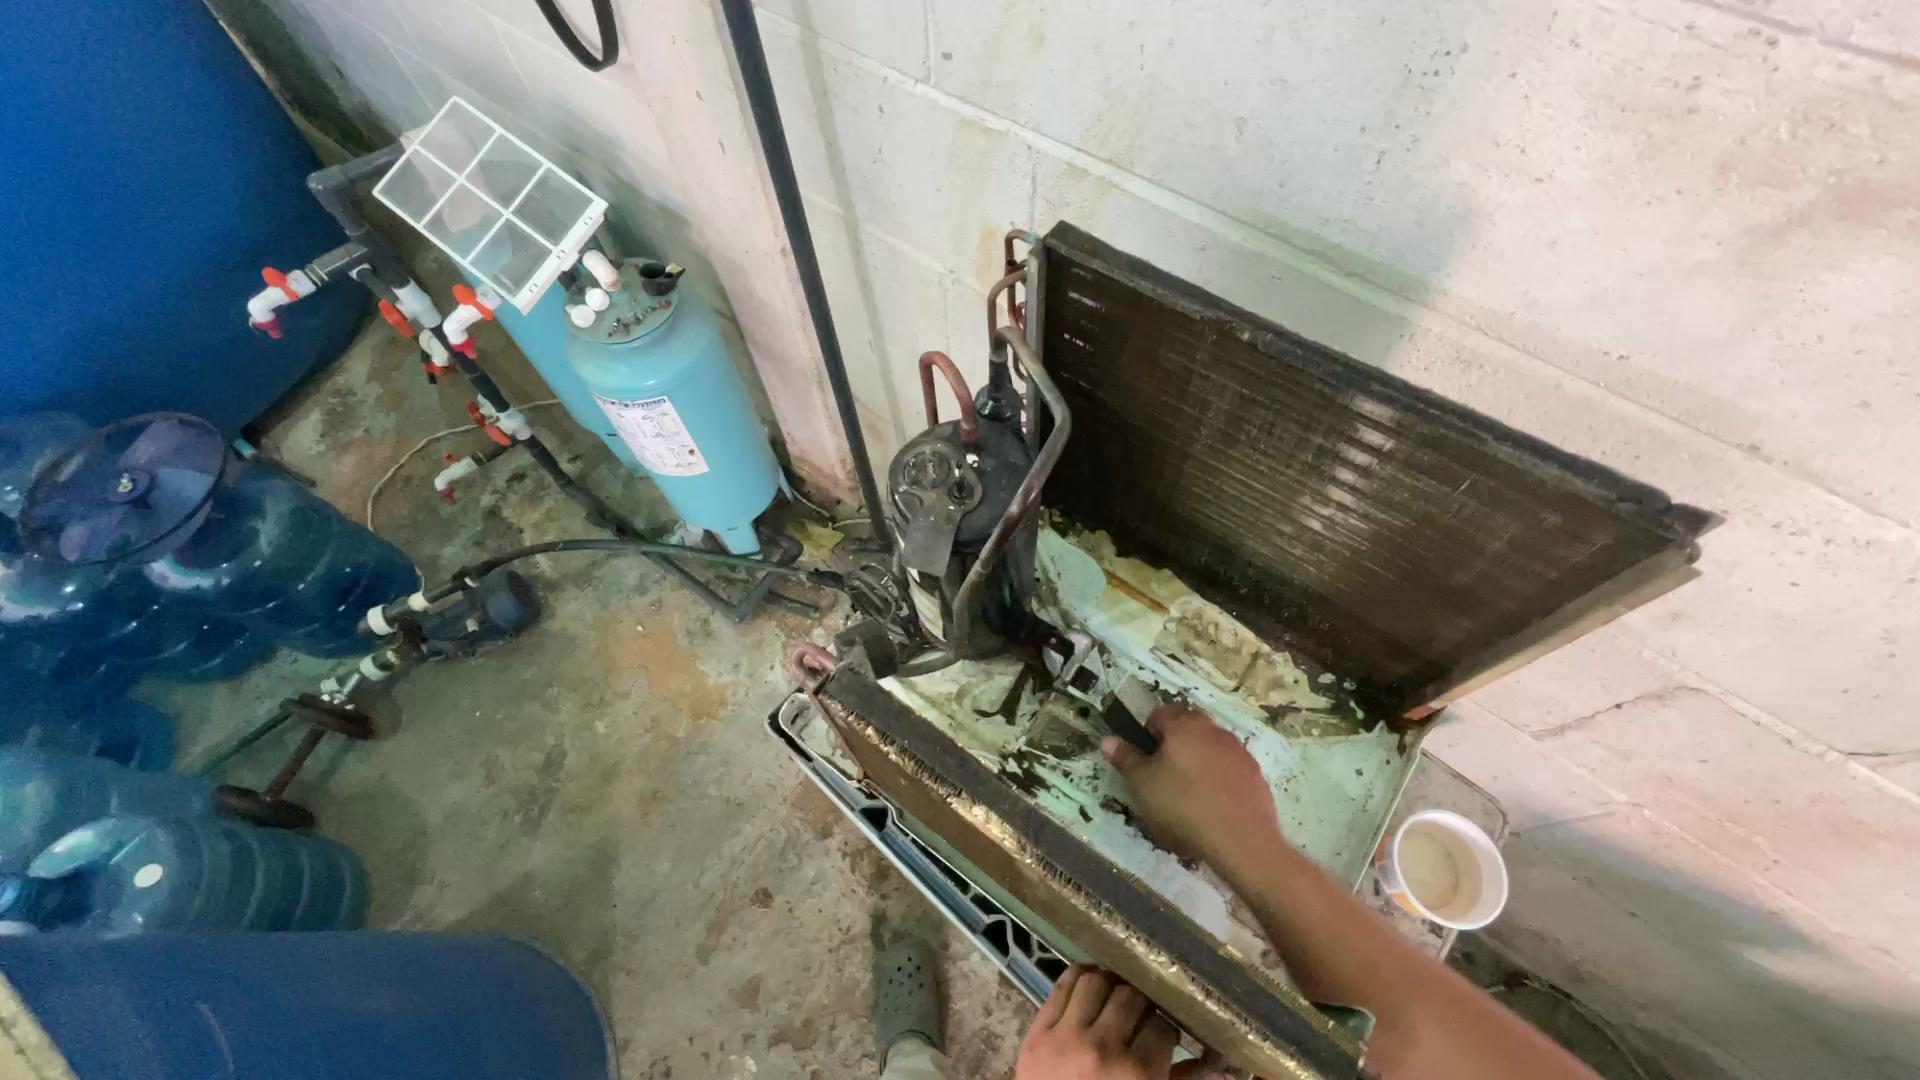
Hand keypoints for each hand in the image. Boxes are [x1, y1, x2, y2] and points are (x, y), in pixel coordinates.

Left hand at [1015, 967, 1183, 1079]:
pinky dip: (1078, 977)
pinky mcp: (1037, 1031)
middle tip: (1140, 1013)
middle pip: (1131, 997)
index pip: (1162, 1027)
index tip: (1164, 1031)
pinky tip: (1090, 986)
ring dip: (1110, 984)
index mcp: (1136, 1075)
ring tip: (1115, 996)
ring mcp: (1065, 1036)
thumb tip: (1226, 1070)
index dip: (1166, 1026)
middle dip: (1141, 1002)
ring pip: (1096, 981)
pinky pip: (1061, 985)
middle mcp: (1103, 1048)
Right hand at [1100, 704, 1281, 875]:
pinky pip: (1230, 771)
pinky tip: (1213, 809)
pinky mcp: (1257, 777)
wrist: (1241, 840)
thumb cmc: (1182, 805)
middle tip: (1163, 777)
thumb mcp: (1142, 784)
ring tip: (1189, 797)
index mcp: (1184, 726)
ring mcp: (1240, 753)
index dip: (1148, 733)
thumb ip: (1125, 759)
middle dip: (1175, 747)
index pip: (1161, 713)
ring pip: (1211, 749)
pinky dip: (1220, 782)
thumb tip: (1108, 740)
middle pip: (1189, 729)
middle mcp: (1214, 731)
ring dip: (1199, 763)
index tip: (1145, 759)